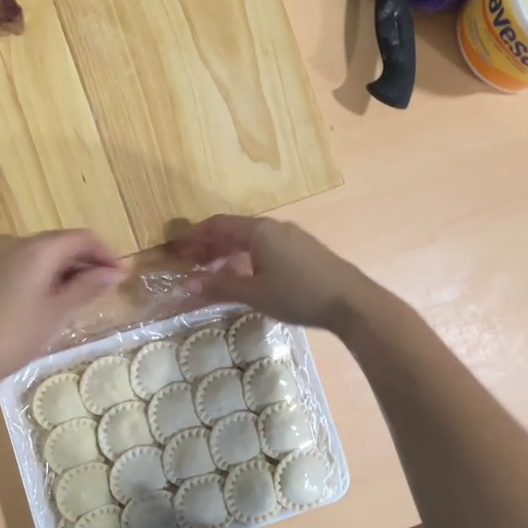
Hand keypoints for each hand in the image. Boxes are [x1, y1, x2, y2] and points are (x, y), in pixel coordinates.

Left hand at [0, 230, 122, 383]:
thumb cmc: (15, 336)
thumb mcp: (57, 312)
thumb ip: (87, 287)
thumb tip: (114, 272)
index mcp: (37, 250)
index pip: (81, 238)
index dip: (106, 253)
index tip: (122, 275)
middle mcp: (14, 246)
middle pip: (59, 242)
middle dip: (86, 260)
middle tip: (105, 286)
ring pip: (38, 255)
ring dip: (64, 269)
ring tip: (80, 295)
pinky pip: (19, 266)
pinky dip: (41, 276)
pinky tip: (47, 301)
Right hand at [169, 215, 376, 330]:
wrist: (351, 302)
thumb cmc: (298, 294)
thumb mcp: (254, 294)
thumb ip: (219, 287)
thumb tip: (186, 283)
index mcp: (259, 231)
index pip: (218, 225)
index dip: (194, 235)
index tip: (176, 248)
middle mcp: (275, 227)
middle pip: (234, 230)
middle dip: (209, 245)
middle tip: (189, 262)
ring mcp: (292, 238)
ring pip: (251, 240)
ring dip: (228, 253)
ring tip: (212, 272)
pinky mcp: (304, 251)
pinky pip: (266, 248)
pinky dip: (247, 258)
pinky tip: (245, 276)